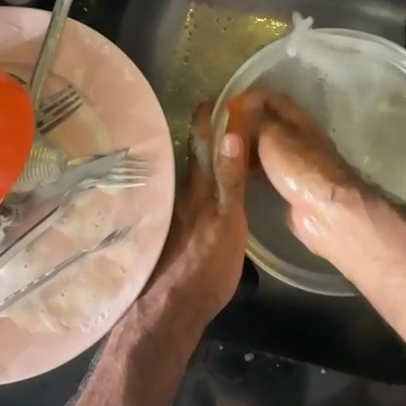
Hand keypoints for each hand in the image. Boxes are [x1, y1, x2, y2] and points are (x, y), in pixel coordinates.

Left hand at [134, 103, 250, 338]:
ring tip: (215, 152)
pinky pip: (187, 200)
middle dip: (204, 137)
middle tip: (218, 120)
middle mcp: (183, 196)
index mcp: (199, 188)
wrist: (174, 307)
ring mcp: (176, 216)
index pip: (201, 143)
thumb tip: (232, 133)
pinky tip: (202, 195)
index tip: (213, 98)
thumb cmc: (207, 264)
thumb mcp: (229, 220)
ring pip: (189, 179)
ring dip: (201, 163)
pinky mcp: (174, 236)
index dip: (206, 119)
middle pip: (193, 159)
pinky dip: (197, 188)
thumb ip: (230, 179)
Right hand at [228, 87, 376, 262]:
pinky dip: (249, 167)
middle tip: (215, 130)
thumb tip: (240, 108)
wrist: (324, 209)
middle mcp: (297, 135)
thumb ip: (254, 119)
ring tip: (218, 150)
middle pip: (265, 123)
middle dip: (242, 124)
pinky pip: (265, 169)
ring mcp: (294, 161)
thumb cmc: (298, 165)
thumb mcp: (271, 134)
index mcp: (296, 117)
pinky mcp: (289, 183)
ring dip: (244, 147)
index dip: (245, 98)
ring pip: (264, 147)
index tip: (222, 106)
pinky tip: (232, 172)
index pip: (268, 98)